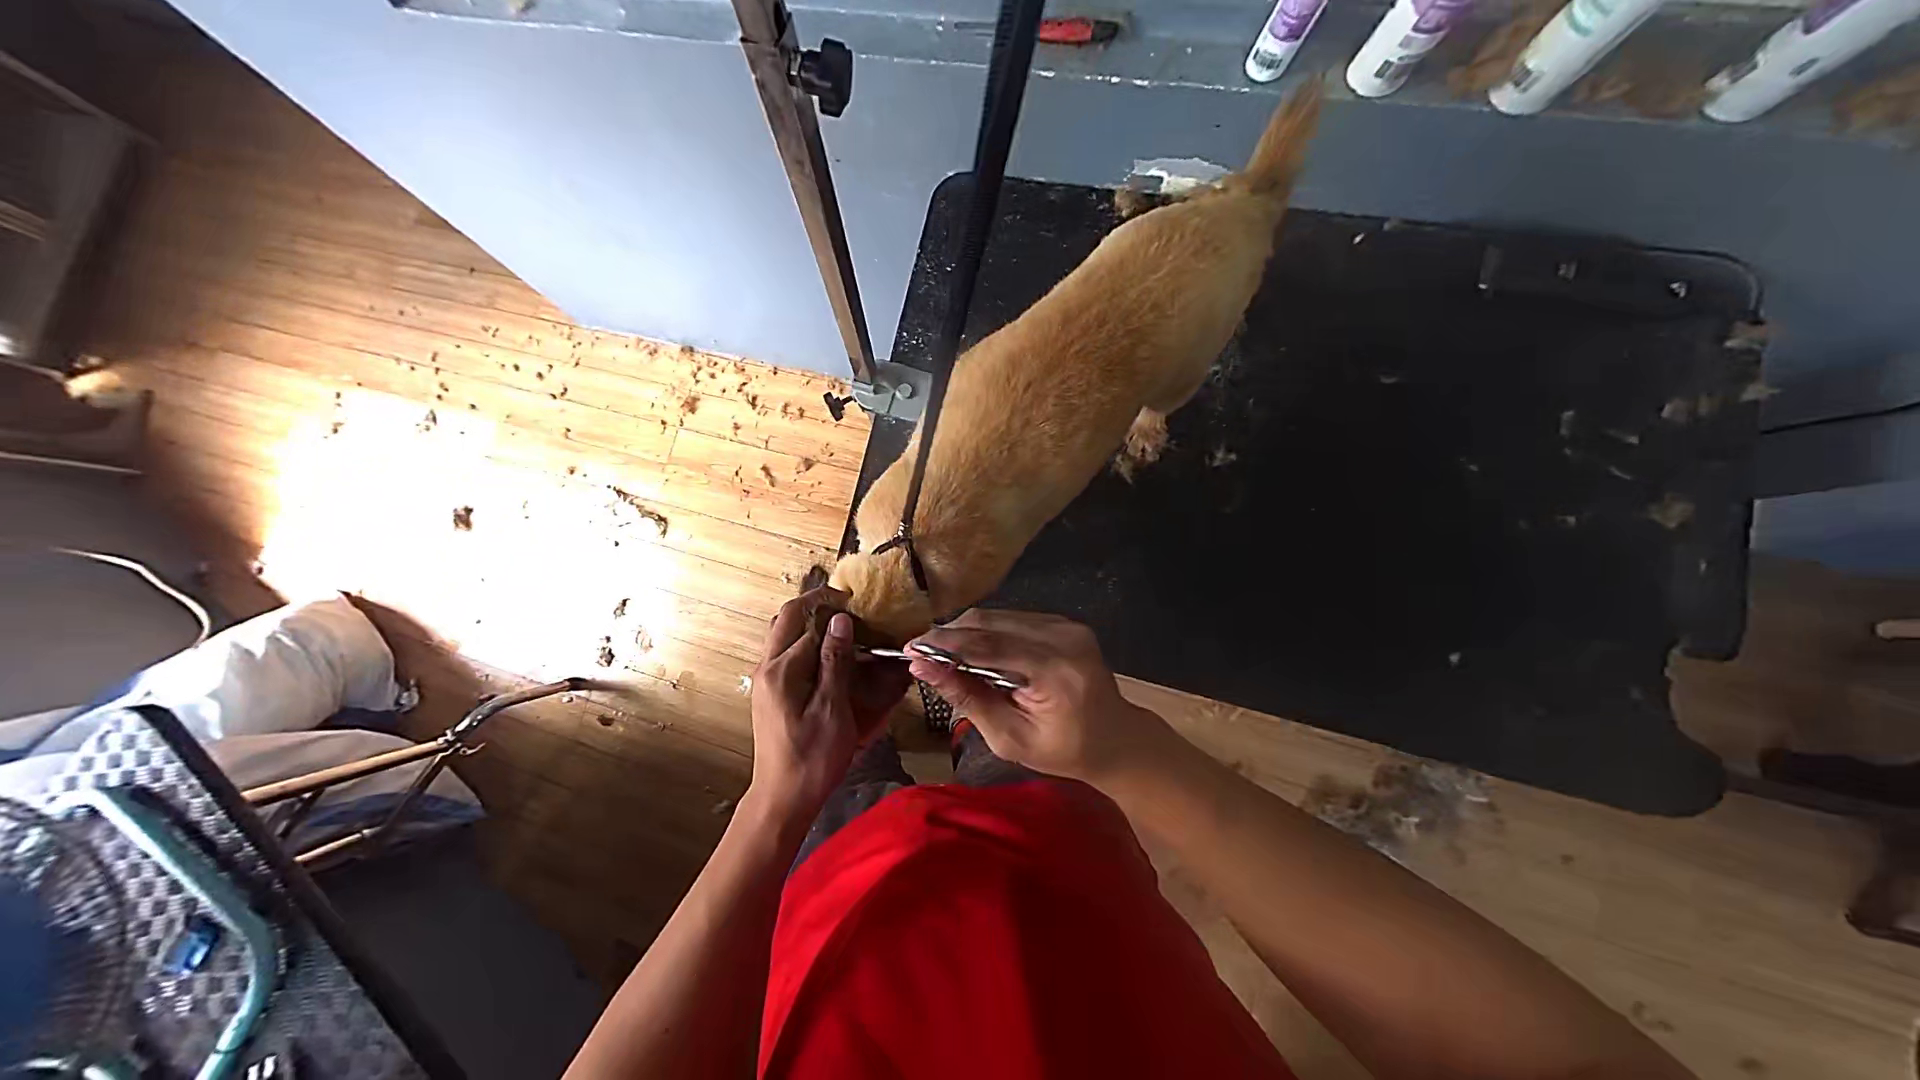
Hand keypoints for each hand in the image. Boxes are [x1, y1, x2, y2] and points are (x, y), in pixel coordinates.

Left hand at [748, 588, 910, 820]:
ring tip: (841, 625)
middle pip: (786, 618)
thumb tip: (841, 620)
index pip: (805, 619)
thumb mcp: (833, 710)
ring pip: (783, 633)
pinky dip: (806, 642)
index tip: (858, 603)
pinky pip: (785, 652)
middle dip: (816, 604)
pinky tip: (830, 653)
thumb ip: (835, 662)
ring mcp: (765, 679)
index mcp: (782, 670)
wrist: (784, 798)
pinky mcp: (770, 691)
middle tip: (848, 605)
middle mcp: (767, 668)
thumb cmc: (813, 758)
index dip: (832, 606)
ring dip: (809, 621)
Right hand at [907, 609, 1176, 786]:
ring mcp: (1067, 626)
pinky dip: (987, 632)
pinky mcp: (1064, 623)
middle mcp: (1064, 638)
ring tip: (939, 652)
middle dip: (950, 634)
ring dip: (965, 631)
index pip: (990, 646)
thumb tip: (924, 669)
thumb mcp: (1010, 738)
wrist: (1116, 739)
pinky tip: (971, 650)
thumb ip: (969, 699)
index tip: (910, 650)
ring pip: (999, 615)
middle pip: (992, 621)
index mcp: (1056, 672)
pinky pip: (1013, 619)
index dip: (945, 646)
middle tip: (919, 651)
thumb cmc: (1064, 751)